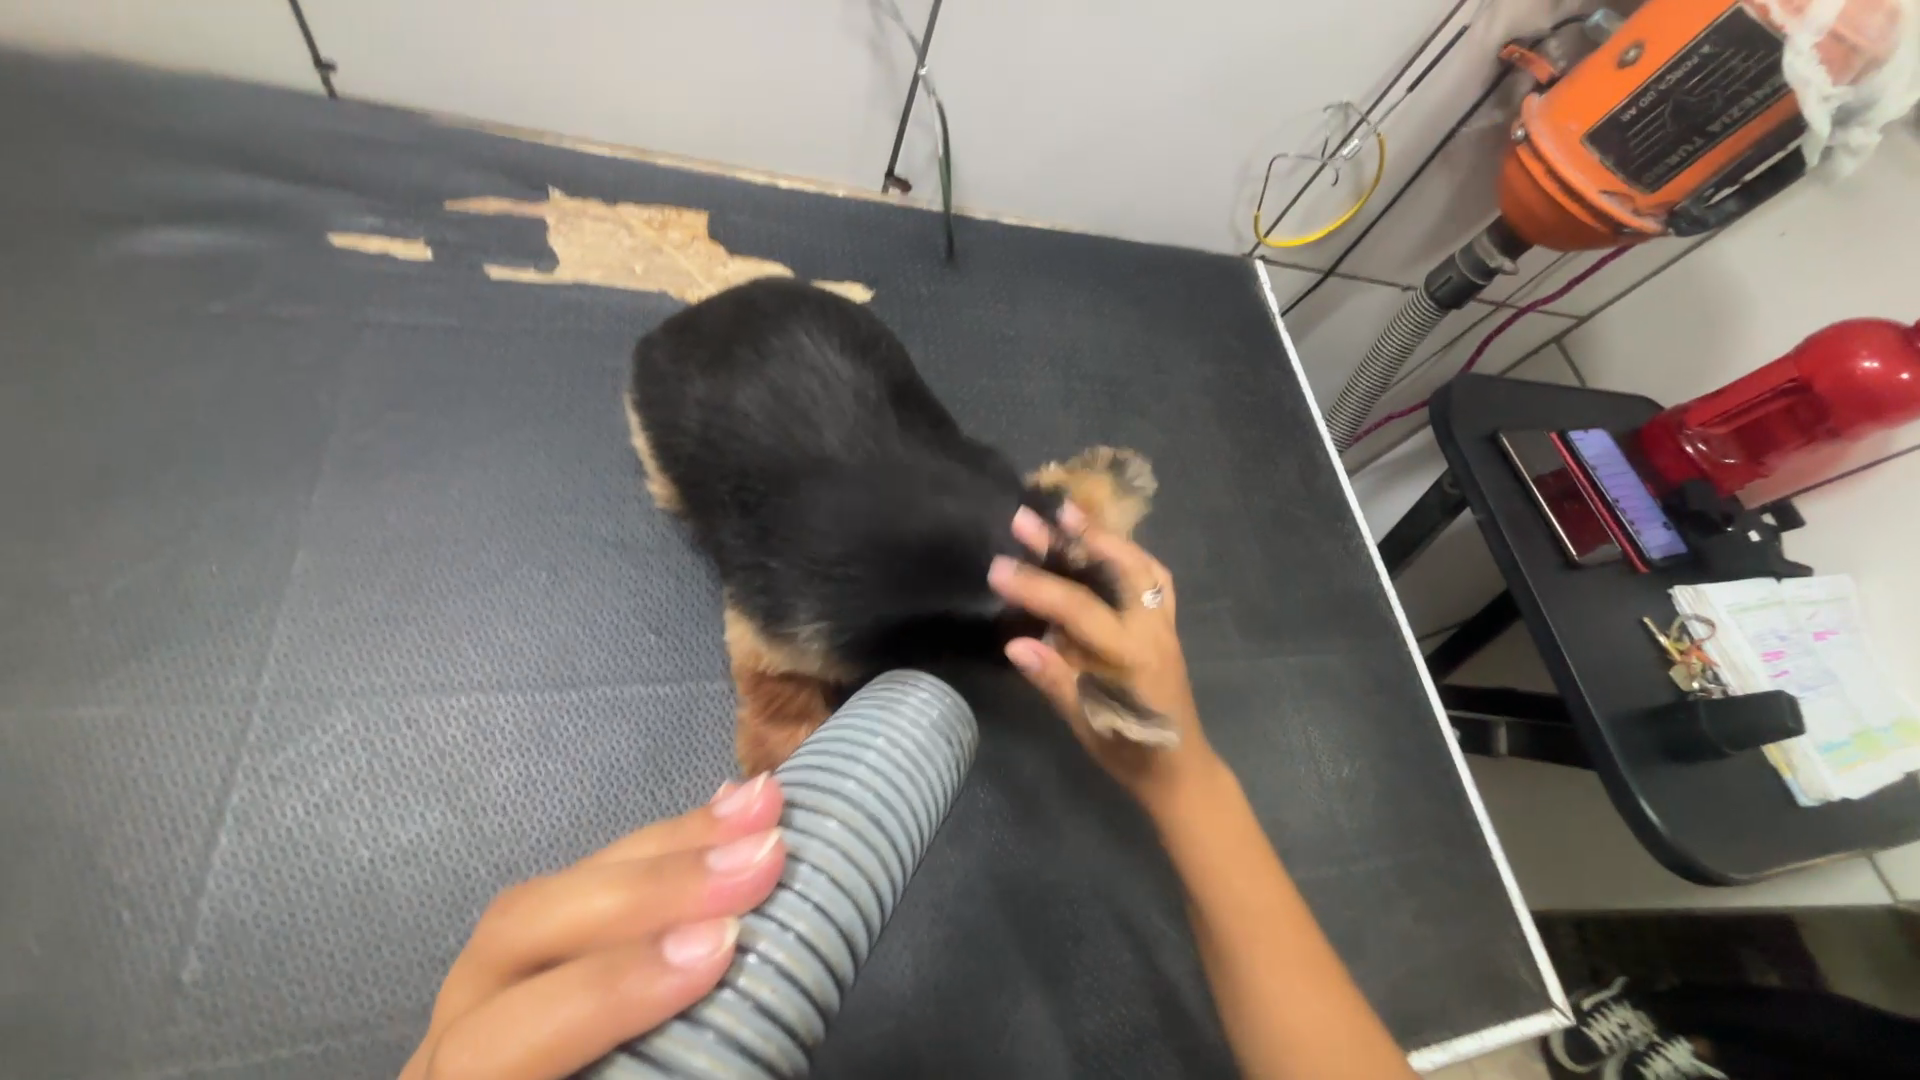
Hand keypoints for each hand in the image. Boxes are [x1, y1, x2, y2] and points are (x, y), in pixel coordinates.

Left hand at [400, 776, 786, 1079]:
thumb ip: (693, 1076)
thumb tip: (751, 1052)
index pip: (499, 1052)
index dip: (606, 995)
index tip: (715, 954)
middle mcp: (452, 1052)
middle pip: (516, 941)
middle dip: (650, 893)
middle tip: (762, 859)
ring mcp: (487, 994)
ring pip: (554, 893)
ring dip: (670, 846)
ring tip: (763, 808)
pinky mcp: (535, 956)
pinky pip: (589, 880)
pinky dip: (667, 843)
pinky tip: (726, 811)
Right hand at [990, 505, 1222, 813]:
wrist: (1179, 768)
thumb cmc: (1128, 752)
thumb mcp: (1086, 725)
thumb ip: (1055, 680)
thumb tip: (1014, 644)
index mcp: (1131, 655)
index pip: (1078, 608)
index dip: (1036, 587)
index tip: (997, 570)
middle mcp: (1152, 628)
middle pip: (1116, 568)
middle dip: (1071, 539)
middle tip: (1029, 517)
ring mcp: (1163, 622)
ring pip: (1139, 564)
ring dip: (1102, 536)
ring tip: (1066, 513)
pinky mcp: (1166, 623)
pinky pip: (1153, 578)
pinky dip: (1127, 554)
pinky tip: (1102, 546)